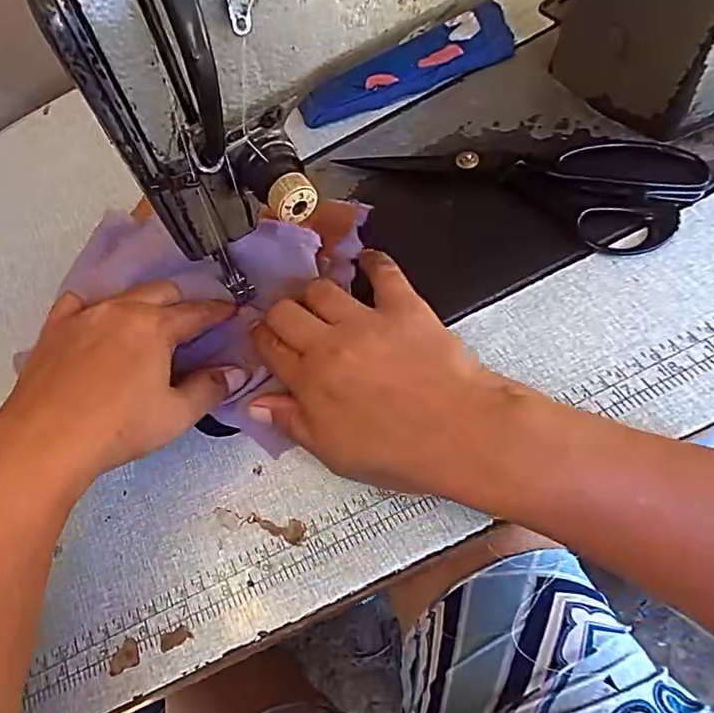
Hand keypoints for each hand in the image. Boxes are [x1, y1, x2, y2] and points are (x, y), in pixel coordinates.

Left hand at [0, 281, 243, 486]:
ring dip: (140, 302)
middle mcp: (119, 310)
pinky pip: (78, 304)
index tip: (230, 311)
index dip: (217, 312)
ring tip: (148, 320)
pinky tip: (95, 319)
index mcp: (154, 326)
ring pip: (120, 294)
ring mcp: (83, 315)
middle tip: (192, 320)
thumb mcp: (175, 414)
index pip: (196, 312)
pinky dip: (94, 307)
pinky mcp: (54, 328)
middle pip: (160, 292)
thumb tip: (232, 372)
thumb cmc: (118, 429)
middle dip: (181, 302)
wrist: (48, 439)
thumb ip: (208, 388)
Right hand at [248, 251, 550, 501]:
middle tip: (286, 320)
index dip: (260, 339)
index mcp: (308, 379)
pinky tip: (366, 260)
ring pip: (322, 288)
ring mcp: (366, 321)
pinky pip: (382, 272)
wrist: (459, 434)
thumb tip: (254, 405)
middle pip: (285, 311)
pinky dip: (372, 262)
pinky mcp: (404, 307)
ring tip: (318, 299)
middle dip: (278, 313)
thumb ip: (291, 423)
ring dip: (313, 291)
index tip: (262, 339)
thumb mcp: (332, 452)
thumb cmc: (395, 452)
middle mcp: (329, 343)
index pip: (269, 346)